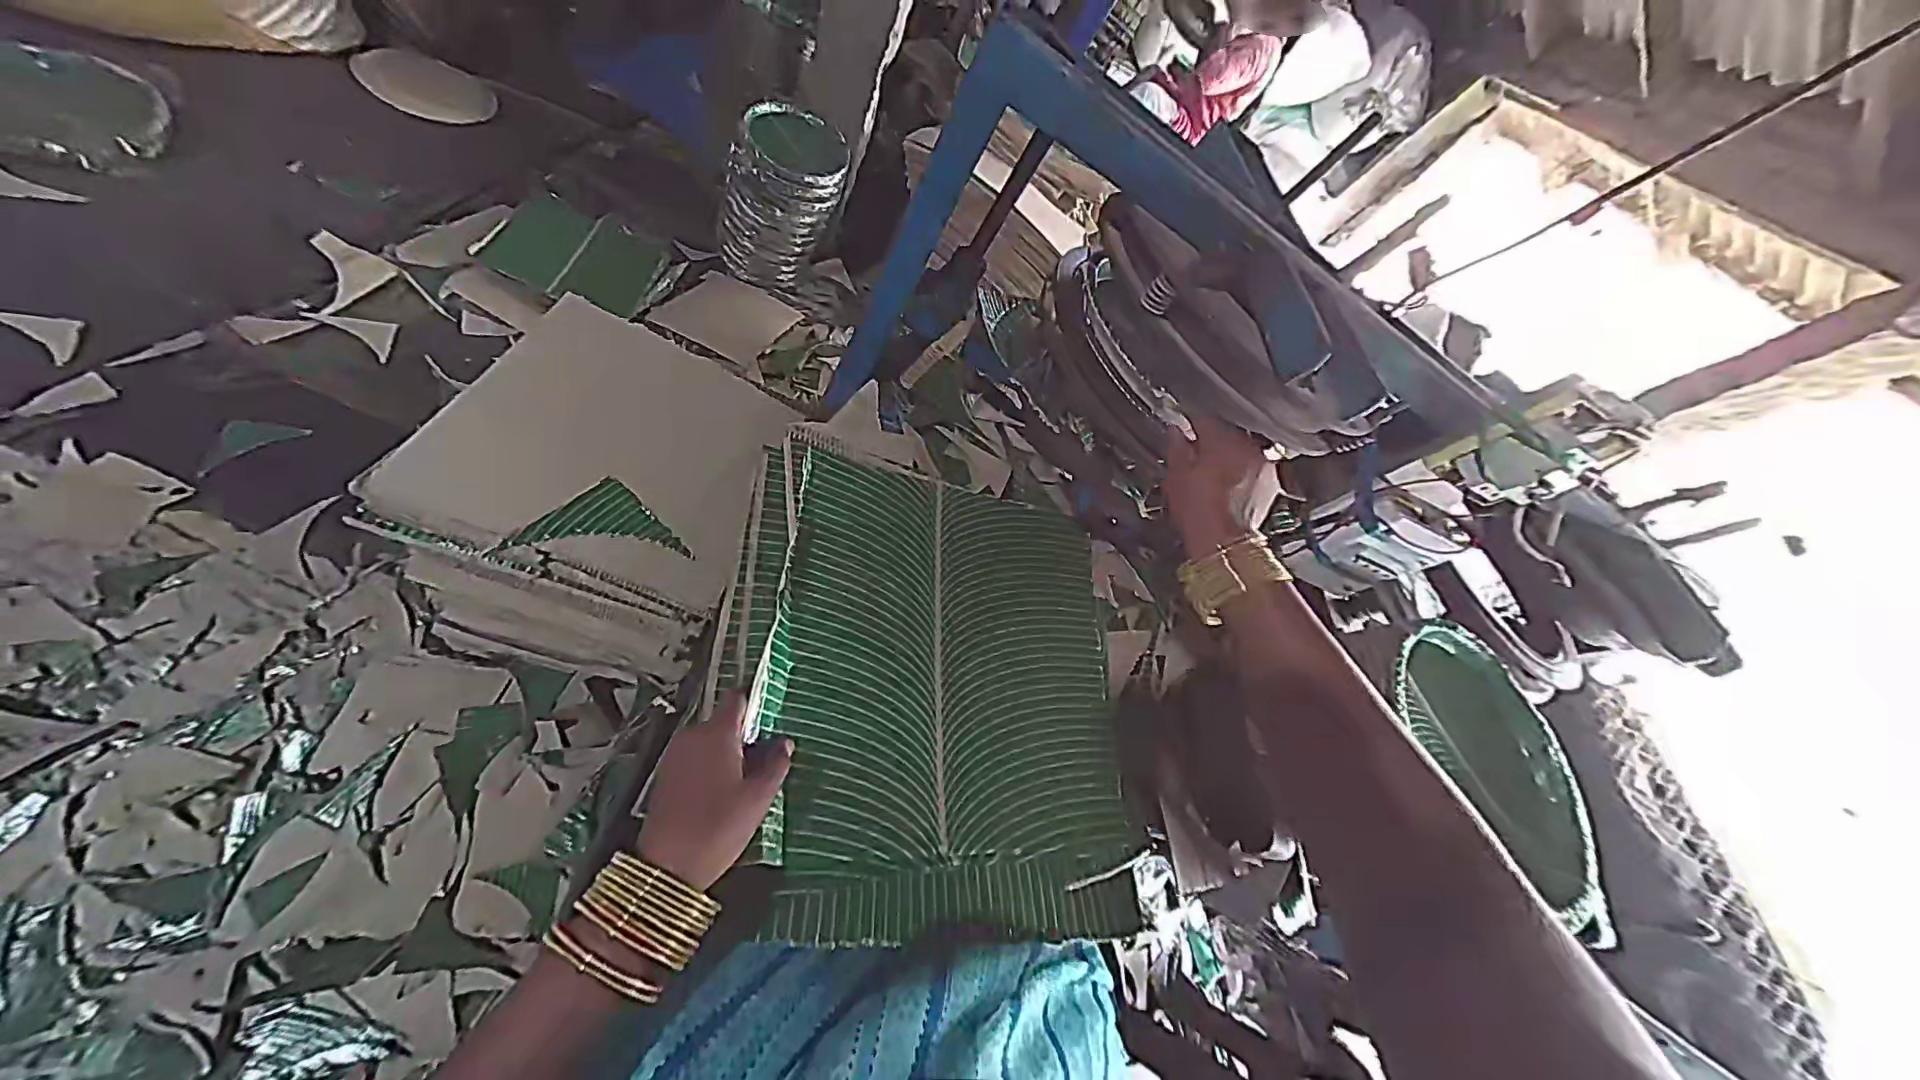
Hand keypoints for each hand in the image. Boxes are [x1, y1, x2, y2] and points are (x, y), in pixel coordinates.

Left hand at [635, 692, 792, 889]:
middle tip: (764, 760)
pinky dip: (710, 765)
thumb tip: (784, 743)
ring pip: (709, 741)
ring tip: (744, 781)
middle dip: (744, 735)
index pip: (737, 698)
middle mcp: (692, 736)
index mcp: (717, 733)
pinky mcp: (665, 775)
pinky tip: (721, 792)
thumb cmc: (717, 827)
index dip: (756, 703)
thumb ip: (776, 764)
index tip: (771, 720)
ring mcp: (675, 755)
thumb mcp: (758, 797)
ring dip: (727, 752)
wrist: (666, 867)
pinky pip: (695, 757)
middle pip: (724, 721)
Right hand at [1163, 413, 1280, 554]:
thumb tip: (1176, 433)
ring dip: (1230, 454)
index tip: (1184, 426)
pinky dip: (1243, 470)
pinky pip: (1255, 466)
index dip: (1190, 422)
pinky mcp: (1271, 482)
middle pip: (1227, 432)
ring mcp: (1263, 464)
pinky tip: (1228, 483)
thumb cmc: (1198, 511)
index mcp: (1221, 440)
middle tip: (1196, 453)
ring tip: (1213, 470)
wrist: (1223, 542)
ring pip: (1243, 448)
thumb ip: (1177, 447)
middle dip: (1212, 440)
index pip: (1204, 419)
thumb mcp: (1176, 476)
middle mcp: (1247, 447)